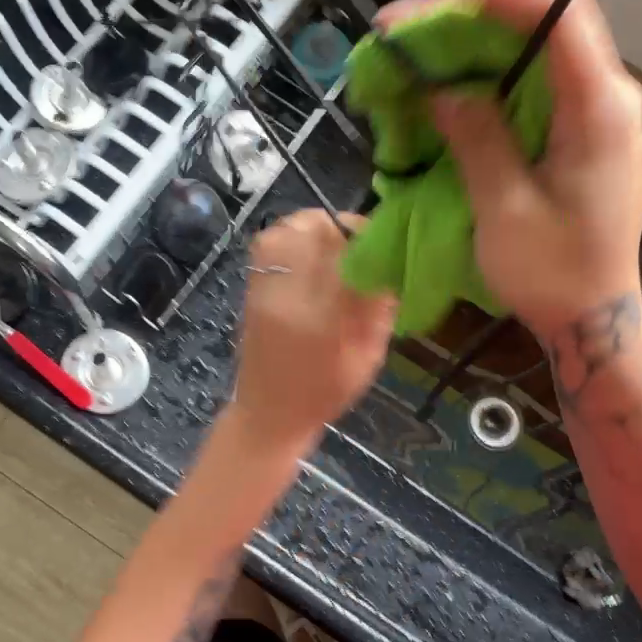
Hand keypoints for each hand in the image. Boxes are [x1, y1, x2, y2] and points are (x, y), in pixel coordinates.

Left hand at [229, 210, 395, 450]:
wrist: (268, 413)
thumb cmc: (326, 392)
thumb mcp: (368, 353)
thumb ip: (379, 305)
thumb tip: (390, 258)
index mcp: (323, 317)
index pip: (351, 253)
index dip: (371, 240)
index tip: (385, 247)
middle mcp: (288, 294)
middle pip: (317, 229)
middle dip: (343, 229)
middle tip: (359, 247)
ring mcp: (263, 287)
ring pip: (291, 228)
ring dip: (318, 229)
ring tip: (334, 250)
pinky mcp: (250, 285)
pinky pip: (272, 241)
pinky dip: (295, 238)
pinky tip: (310, 257)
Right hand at [379, 0, 641, 330]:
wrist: (593, 317)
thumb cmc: (554, 275)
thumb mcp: (506, 212)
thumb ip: (479, 140)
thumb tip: (445, 88)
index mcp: (599, 111)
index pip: (557, 17)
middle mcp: (607, 97)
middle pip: (545, 21)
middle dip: (474, 5)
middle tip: (405, 11)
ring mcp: (595, 112)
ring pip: (537, 48)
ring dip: (476, 37)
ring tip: (413, 37)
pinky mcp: (577, 131)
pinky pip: (534, 82)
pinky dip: (489, 70)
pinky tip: (449, 71)